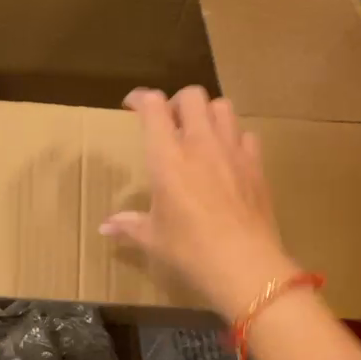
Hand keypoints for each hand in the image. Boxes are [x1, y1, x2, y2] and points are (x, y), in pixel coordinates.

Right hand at [101, 87, 301, 319]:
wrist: (244, 263)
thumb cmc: (189, 249)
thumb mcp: (153, 238)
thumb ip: (128, 225)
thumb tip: (104, 227)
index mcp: (167, 157)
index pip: (153, 106)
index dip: (140, 98)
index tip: (132, 105)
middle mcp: (199, 143)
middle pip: (192, 95)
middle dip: (177, 102)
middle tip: (170, 122)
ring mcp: (232, 151)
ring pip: (223, 107)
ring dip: (208, 113)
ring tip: (200, 133)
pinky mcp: (256, 165)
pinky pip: (247, 135)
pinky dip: (234, 138)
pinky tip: (228, 157)